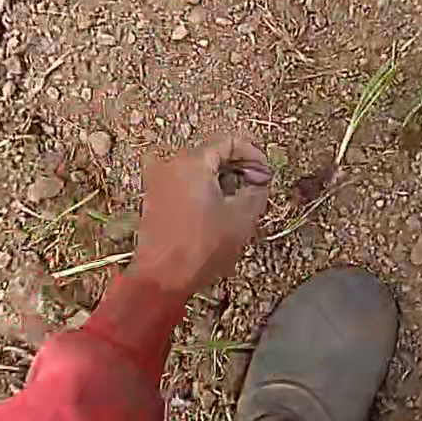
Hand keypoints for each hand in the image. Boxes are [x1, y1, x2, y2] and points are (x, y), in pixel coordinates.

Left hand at [125, 136, 271, 303]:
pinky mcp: (155, 198)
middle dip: (240, 166)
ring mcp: (159, 182)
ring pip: (200, 168)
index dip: (254, 155)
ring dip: (225, 178)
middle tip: (258, 186)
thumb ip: (256, 189)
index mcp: (192, 163)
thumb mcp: (243, 215)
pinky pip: (187, 181)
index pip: (229, 142)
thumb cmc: (204, 245)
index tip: (266, 174)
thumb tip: (259, 180)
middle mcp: (171, 165)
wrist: (162, 278)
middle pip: (213, 153)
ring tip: (242, 199)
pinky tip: (220, 209)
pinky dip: (207, 187)